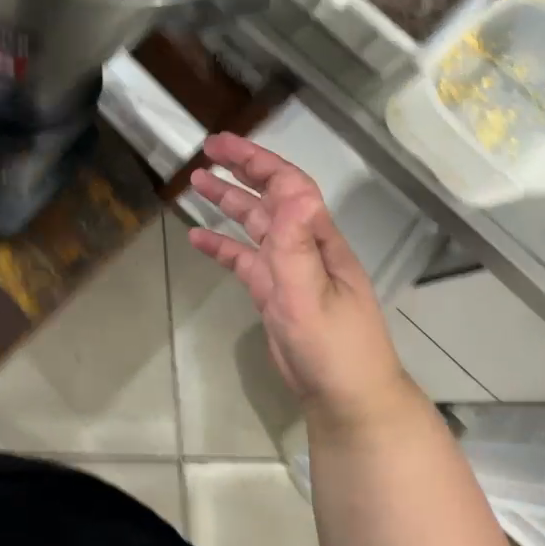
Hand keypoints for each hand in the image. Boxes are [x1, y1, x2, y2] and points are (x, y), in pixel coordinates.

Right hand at [187, 133, 414, 430]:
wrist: (347, 400)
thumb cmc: (333, 346)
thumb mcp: (310, 294)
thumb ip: (296, 243)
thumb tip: (294, 188)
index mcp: (317, 240)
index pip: (287, 186)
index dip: (255, 161)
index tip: (221, 145)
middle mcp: (304, 248)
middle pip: (271, 197)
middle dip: (242, 170)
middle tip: (207, 151)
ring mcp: (290, 272)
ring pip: (255, 225)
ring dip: (229, 201)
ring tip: (197, 182)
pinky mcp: (276, 295)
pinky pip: (245, 260)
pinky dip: (222, 247)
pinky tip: (198, 239)